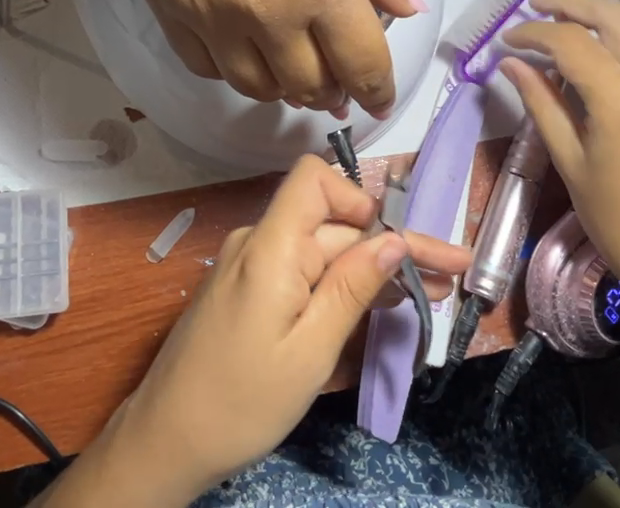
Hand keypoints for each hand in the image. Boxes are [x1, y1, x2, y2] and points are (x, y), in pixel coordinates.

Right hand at [80, 0, 417, 115]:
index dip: (378, 88)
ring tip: (295, 74)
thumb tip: (402, 8)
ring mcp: (209, 16)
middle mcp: (267, 14)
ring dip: (284, 89)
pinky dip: (231, 71)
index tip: (380, 100)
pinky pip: (203, 65)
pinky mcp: (164, 6)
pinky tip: (242, 54)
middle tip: (341, 83)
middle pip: (308, 84)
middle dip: (334, 91)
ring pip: (253, 86)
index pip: (361, 61)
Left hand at [101, 156, 470, 498]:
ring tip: (432, 291)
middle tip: (452, 273)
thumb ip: (352, 289)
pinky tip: (381, 303)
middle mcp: (258, 243)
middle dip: (391, 245)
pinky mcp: (249, 290)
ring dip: (373, 267)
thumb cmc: (242, 401)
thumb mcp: (310, 351)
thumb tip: (393, 240)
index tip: (392, 241)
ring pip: (322, 252)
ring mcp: (251, 267)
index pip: (313, 180)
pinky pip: (302, 272)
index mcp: (270, 248)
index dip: (356, 197)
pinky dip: (341, 285)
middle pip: (332, 224)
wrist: (167, 438)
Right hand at [498, 0, 619, 330]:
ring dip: (601, 11)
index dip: (534, 33)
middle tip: (534, 4)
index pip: (572, 44)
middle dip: (571, 3)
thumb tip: (511, 63)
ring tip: (565, 15)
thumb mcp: (571, 165)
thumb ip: (542, 105)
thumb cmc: (619, 224)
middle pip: (612, 18)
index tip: (507, 39)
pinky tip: (601, 42)